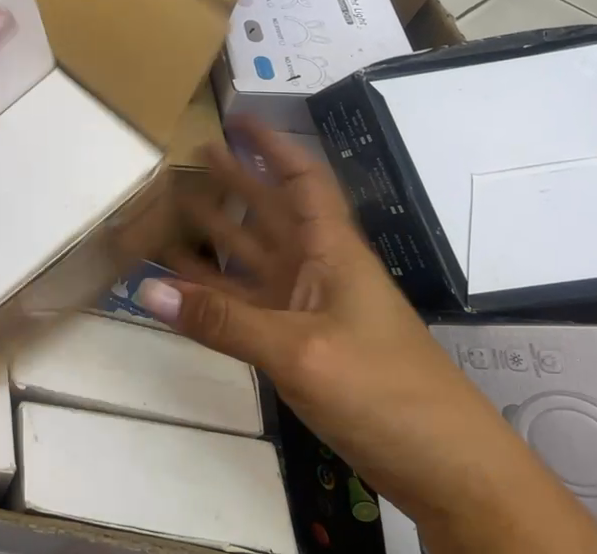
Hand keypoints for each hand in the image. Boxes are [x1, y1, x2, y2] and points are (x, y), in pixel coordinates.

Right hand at [138, 117, 596, 552]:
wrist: (452, 476)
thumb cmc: (389, 395)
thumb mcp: (302, 352)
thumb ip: (221, 319)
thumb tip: (143, 287)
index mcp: (333, 256)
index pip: (302, 183)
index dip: (272, 147)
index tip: (237, 118)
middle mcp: (317, 274)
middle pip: (268, 214)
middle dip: (232, 180)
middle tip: (186, 154)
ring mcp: (305, 312)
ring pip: (249, 258)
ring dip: (213, 231)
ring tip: (168, 203)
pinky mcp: (296, 348)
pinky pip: (240, 303)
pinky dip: (207, 288)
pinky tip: (174, 279)